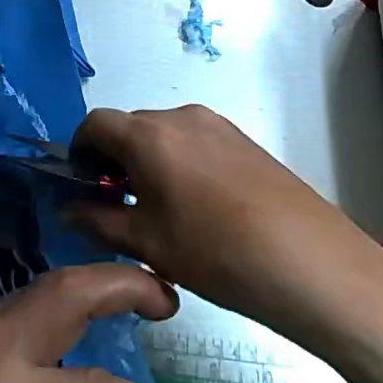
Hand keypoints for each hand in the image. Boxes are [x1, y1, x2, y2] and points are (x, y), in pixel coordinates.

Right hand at [67, 105, 382, 352]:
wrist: (315, 266)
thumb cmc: (217, 253)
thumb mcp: (147, 242)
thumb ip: (97, 221)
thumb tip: (68, 210)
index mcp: (148, 134)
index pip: (94, 123)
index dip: (79, 151)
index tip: (84, 186)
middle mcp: (179, 116)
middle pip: (129, 126)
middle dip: (114, 159)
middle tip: (120, 204)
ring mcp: (217, 125)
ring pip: (163, 134)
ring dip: (147, 160)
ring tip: (162, 209)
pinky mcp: (245, 140)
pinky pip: (195, 141)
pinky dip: (179, 162)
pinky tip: (200, 207)